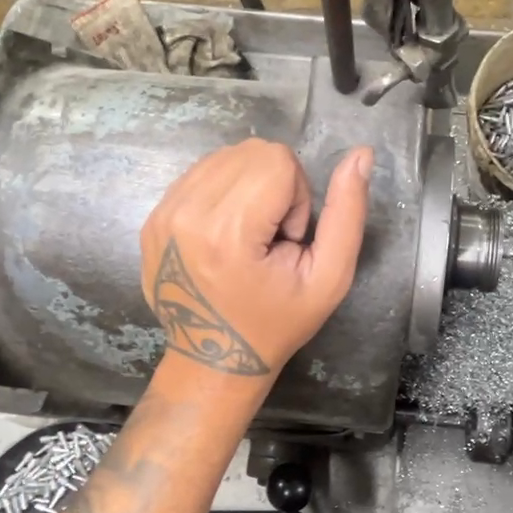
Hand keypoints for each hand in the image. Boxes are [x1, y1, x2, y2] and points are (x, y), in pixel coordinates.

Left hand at [140, 139, 373, 381]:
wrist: (215, 360)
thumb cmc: (277, 323)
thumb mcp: (329, 278)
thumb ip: (348, 213)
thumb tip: (362, 154)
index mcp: (227, 232)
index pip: (278, 160)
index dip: (297, 198)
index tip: (286, 242)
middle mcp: (186, 214)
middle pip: (252, 151)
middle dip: (274, 188)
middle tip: (270, 240)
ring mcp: (162, 214)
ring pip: (226, 156)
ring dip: (248, 188)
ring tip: (247, 238)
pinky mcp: (151, 218)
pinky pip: (200, 173)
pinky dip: (222, 194)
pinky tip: (225, 236)